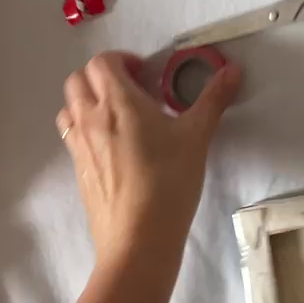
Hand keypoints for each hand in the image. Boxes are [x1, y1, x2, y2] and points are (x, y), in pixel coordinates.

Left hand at [55, 51, 241, 264]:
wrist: (138, 242)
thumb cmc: (168, 180)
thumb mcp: (197, 135)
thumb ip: (214, 98)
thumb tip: (234, 68)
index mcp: (117, 102)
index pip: (101, 62)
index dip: (122, 60)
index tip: (147, 76)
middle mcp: (91, 119)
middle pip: (78, 80)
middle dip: (102, 77)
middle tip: (134, 92)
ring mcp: (80, 148)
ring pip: (69, 109)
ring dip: (89, 102)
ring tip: (120, 117)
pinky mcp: (78, 174)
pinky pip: (73, 138)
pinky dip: (88, 130)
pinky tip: (117, 150)